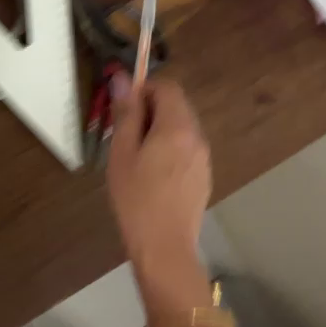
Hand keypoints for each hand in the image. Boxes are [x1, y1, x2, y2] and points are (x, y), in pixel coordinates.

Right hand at [106, 73, 213, 314]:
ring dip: (158, 127)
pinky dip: (168, 146)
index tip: (122, 107)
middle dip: (150, 108)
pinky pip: (186, 147)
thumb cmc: (136, 198)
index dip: (143, 89)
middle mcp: (197, 138)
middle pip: (176, 105)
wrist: (164, 247)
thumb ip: (126, 113)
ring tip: (134, 154)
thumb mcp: (122, 152)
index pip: (167, 87)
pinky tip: (151, 172)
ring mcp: (204, 158)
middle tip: (123, 131)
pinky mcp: (203, 176)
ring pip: (181, 127)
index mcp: (177, 128)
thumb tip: (124, 78)